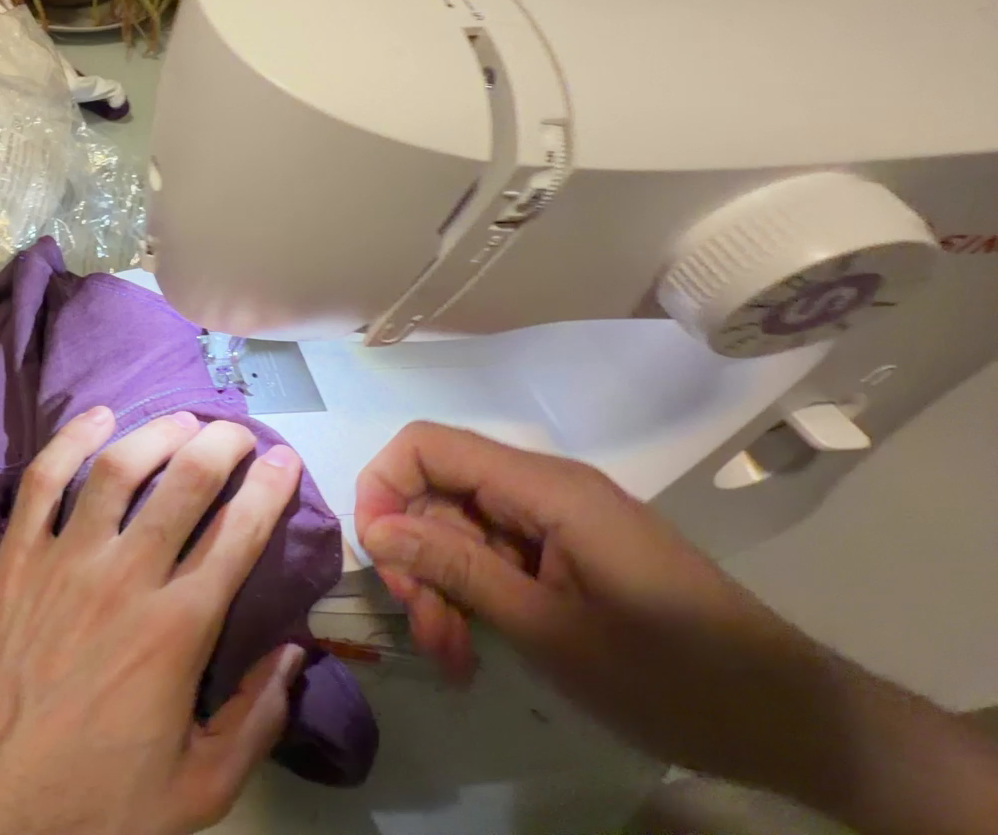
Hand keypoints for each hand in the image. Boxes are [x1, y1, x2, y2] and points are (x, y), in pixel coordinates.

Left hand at [0, 407, 306, 834]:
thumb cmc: (95, 798)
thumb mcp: (199, 788)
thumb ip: (256, 720)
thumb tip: (294, 654)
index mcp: (178, 629)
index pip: (237, 537)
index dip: (268, 491)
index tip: (283, 460)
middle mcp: (126, 578)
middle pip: (185, 486)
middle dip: (220, 447)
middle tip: (238, 432)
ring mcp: (65, 560)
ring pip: (117, 471)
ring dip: (155, 435)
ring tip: (181, 421)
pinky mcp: (16, 558)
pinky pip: (43, 483)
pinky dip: (69, 441)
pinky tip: (95, 418)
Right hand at [352, 422, 997, 834]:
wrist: (791, 721)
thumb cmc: (668, 674)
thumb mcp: (546, 627)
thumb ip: (455, 568)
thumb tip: (376, 528)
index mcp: (544, 488)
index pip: (427, 445)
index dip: (384, 487)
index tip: (378, 557)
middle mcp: (544, 490)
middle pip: (438, 495)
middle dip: (416, 559)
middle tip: (425, 629)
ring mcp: (555, 523)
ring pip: (459, 534)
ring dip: (441, 590)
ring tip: (451, 656)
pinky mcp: (566, 554)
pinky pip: (493, 558)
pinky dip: (472, 599)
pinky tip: (472, 652)